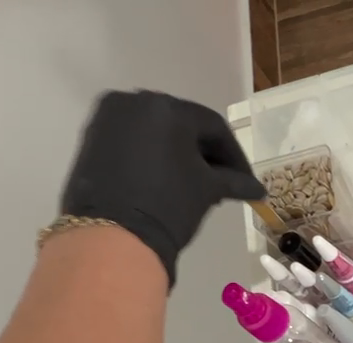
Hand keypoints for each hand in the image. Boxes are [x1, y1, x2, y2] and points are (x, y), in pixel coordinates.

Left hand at [59, 90, 266, 287]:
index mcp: (169, 109)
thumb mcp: (208, 191)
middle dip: (207, 153)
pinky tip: (167, 179)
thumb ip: (236, 183)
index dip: (235, 155)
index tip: (246, 181)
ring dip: (181, 153)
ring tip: (195, 183)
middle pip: (184, 124)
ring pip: (158, 130)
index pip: (214, 126)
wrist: (113, 231)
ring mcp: (110, 115)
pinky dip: (155, 154)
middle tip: (223, 182)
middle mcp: (136, 100)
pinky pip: (135, 137)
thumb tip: (258, 190)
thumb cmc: (169, 205)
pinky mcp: (94, 133)